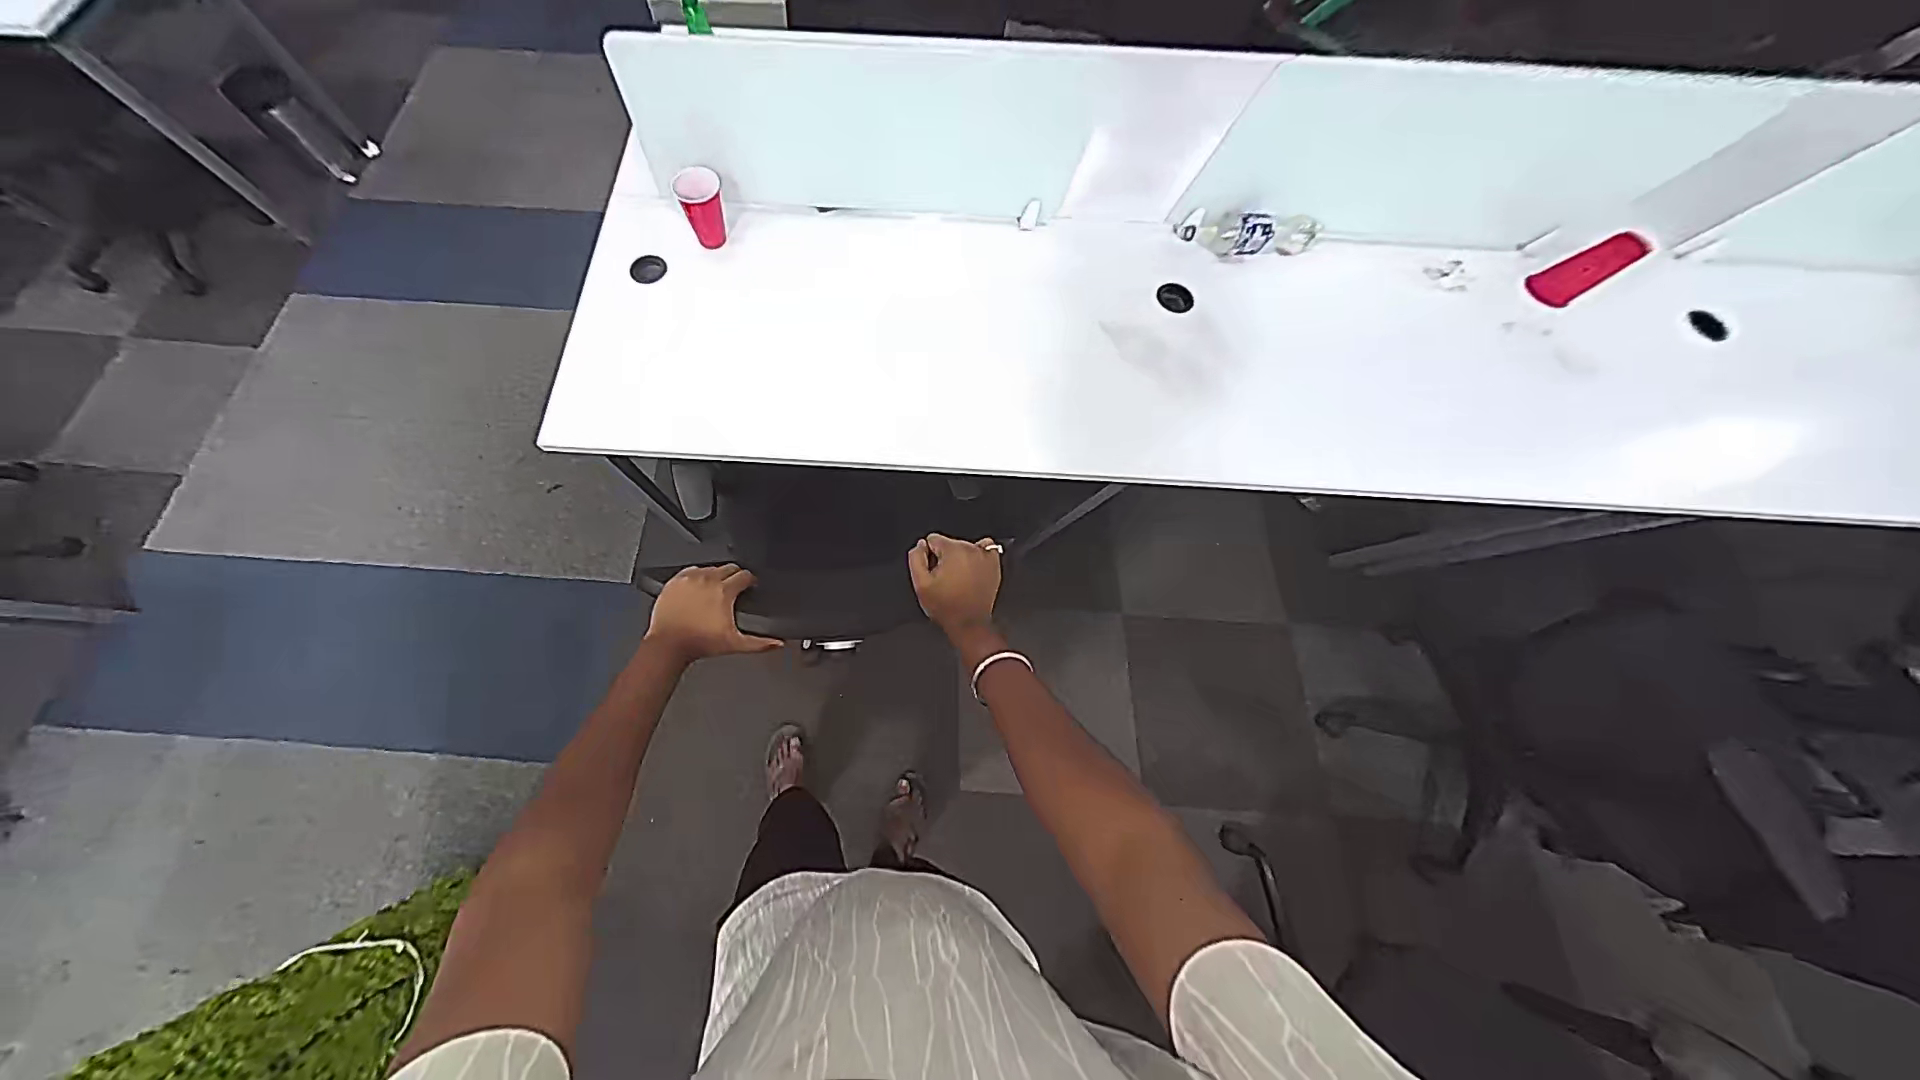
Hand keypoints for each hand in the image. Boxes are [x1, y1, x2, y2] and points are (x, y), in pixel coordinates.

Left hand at [644, 564, 782, 661]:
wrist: (668, 645)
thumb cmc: (698, 643)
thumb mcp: (734, 644)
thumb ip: (759, 643)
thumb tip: (777, 644)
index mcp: (724, 591)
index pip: (745, 575)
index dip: (750, 580)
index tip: (750, 585)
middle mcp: (707, 580)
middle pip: (729, 568)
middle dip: (735, 576)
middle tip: (735, 588)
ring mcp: (689, 579)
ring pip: (710, 567)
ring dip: (716, 575)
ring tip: (717, 588)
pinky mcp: (674, 582)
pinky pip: (691, 571)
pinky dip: (697, 576)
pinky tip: (699, 586)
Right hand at [907, 534, 1001, 638]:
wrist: (968, 623)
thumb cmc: (946, 607)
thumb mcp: (921, 584)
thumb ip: (916, 558)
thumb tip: (920, 545)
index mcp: (952, 550)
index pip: (933, 540)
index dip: (929, 555)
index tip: (934, 571)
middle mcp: (971, 549)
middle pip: (949, 543)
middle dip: (945, 558)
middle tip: (945, 579)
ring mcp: (984, 556)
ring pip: (964, 547)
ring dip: (960, 559)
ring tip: (959, 579)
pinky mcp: (993, 564)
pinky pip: (985, 549)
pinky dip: (978, 556)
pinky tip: (972, 570)